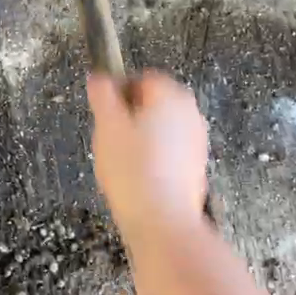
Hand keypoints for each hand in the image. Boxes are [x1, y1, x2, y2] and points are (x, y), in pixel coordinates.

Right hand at [87, 72, 209, 239]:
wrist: (160, 217)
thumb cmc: (131, 168)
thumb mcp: (107, 125)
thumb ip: (102, 94)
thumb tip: (99, 77)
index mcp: (171, 97)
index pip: (143, 78)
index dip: (119, 91)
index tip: (103, 112)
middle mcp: (190, 113)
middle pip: (153, 102)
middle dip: (129, 114)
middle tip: (109, 136)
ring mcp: (196, 140)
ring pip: (160, 126)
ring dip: (139, 135)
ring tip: (120, 158)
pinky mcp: (194, 164)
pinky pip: (168, 148)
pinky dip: (151, 154)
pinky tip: (136, 173)